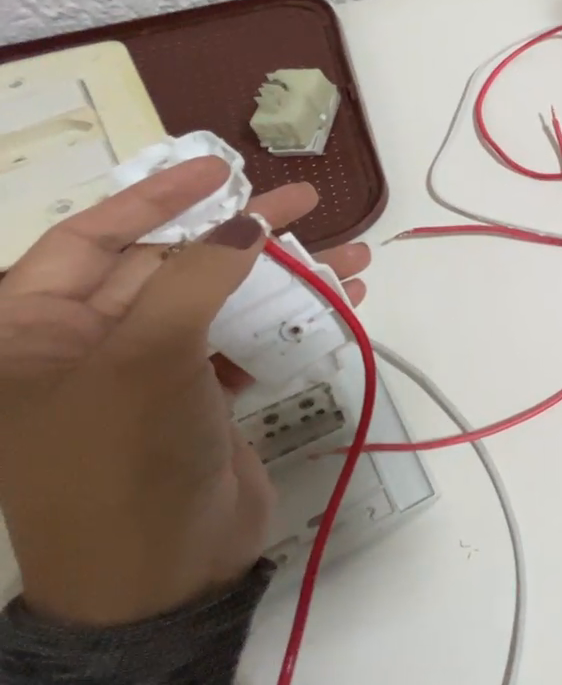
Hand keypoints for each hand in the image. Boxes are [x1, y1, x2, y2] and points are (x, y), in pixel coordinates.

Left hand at [0, 158, 370, 625]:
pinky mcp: (201, 397)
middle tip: (307, 202)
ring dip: (287, 277)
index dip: (155, 200)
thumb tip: (248, 223)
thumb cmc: (123, 456)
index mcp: (33, 334)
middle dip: (242, 235)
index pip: (89, 241)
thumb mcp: (147, 358)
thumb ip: (196, 280)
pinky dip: (295, 318)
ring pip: (221, 301)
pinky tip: (343, 301)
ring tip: (354, 256)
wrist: (160, 565)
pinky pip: (249, 339)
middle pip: (169, 266)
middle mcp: (85, 347)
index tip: (220, 169)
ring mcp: (147, 374)